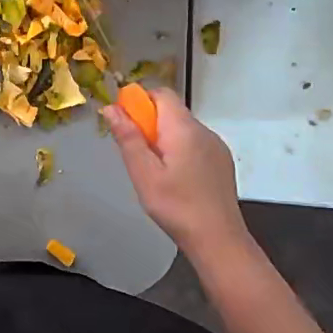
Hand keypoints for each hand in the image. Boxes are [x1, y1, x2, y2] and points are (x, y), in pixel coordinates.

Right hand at [103, 87, 245, 254]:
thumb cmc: (175, 205)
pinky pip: (194, 144)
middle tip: (136, 155)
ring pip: (182, 129)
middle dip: (148, 124)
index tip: (124, 125)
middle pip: (171, 111)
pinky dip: (178, 150)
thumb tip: (111, 108)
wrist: (217, 238)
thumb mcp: (143, 173)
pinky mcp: (221, 161)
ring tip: (153, 171)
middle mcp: (204, 131)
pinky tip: (174, 179)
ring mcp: (216, 146)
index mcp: (184, 129)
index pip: (161, 94)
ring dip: (162, 138)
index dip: (139, 101)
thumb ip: (128, 138)